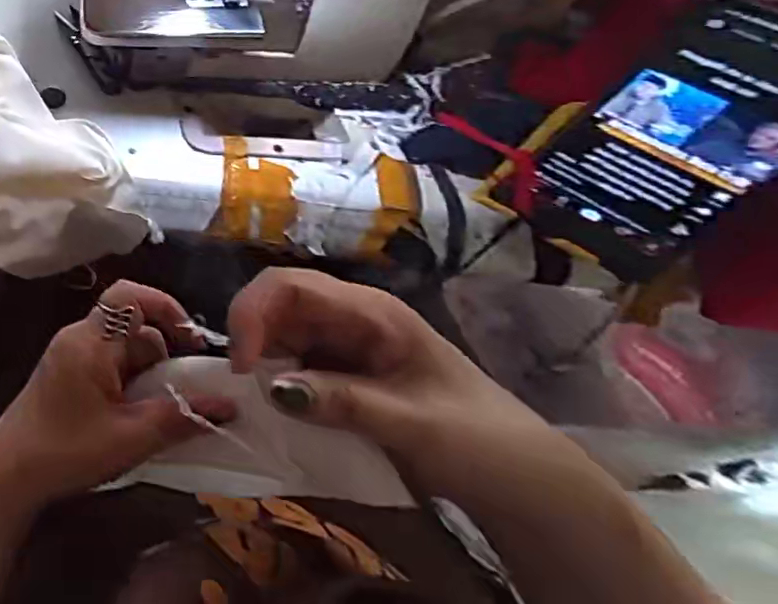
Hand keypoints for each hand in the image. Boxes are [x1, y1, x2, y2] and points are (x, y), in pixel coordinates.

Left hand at [0, 280, 235, 507]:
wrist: (13, 468)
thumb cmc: (68, 448)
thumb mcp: (131, 437)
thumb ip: (180, 417)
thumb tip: (228, 406)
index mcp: (89, 341)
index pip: (126, 296)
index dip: (164, 305)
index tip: (193, 341)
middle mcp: (79, 338)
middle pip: (132, 327)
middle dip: (166, 355)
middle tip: (189, 394)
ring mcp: (72, 355)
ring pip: (124, 349)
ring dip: (151, 374)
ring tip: (169, 413)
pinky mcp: (70, 373)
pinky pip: (111, 365)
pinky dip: (133, 383)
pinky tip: (144, 416)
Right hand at [227, 269, 567, 502]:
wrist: (535, 492)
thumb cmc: (486, 446)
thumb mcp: (417, 426)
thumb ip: (345, 403)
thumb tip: (272, 388)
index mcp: (371, 311)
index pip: (289, 286)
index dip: (253, 312)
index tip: (243, 363)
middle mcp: (348, 316)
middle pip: (275, 303)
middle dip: (249, 333)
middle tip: (243, 381)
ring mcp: (343, 342)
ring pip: (276, 331)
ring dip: (259, 357)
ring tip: (254, 396)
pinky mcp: (339, 369)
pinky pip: (290, 360)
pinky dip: (273, 377)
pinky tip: (274, 404)